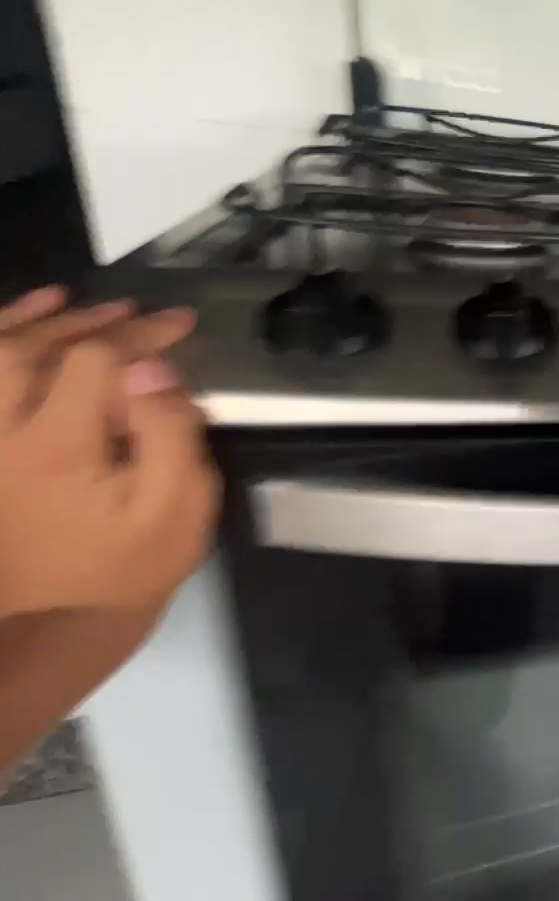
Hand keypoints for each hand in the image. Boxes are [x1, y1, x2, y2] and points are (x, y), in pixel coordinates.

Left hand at [0, 287, 215, 620]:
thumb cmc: (136, 557)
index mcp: (56, 446)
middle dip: (86, 324)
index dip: (140, 335)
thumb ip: (168, 429)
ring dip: (27, 325)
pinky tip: (16, 331)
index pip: (95, 362)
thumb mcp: (179, 499)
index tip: (182, 322)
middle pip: (27, 352)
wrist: (59, 614)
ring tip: (73, 303)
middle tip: (137, 312)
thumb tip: (154, 367)